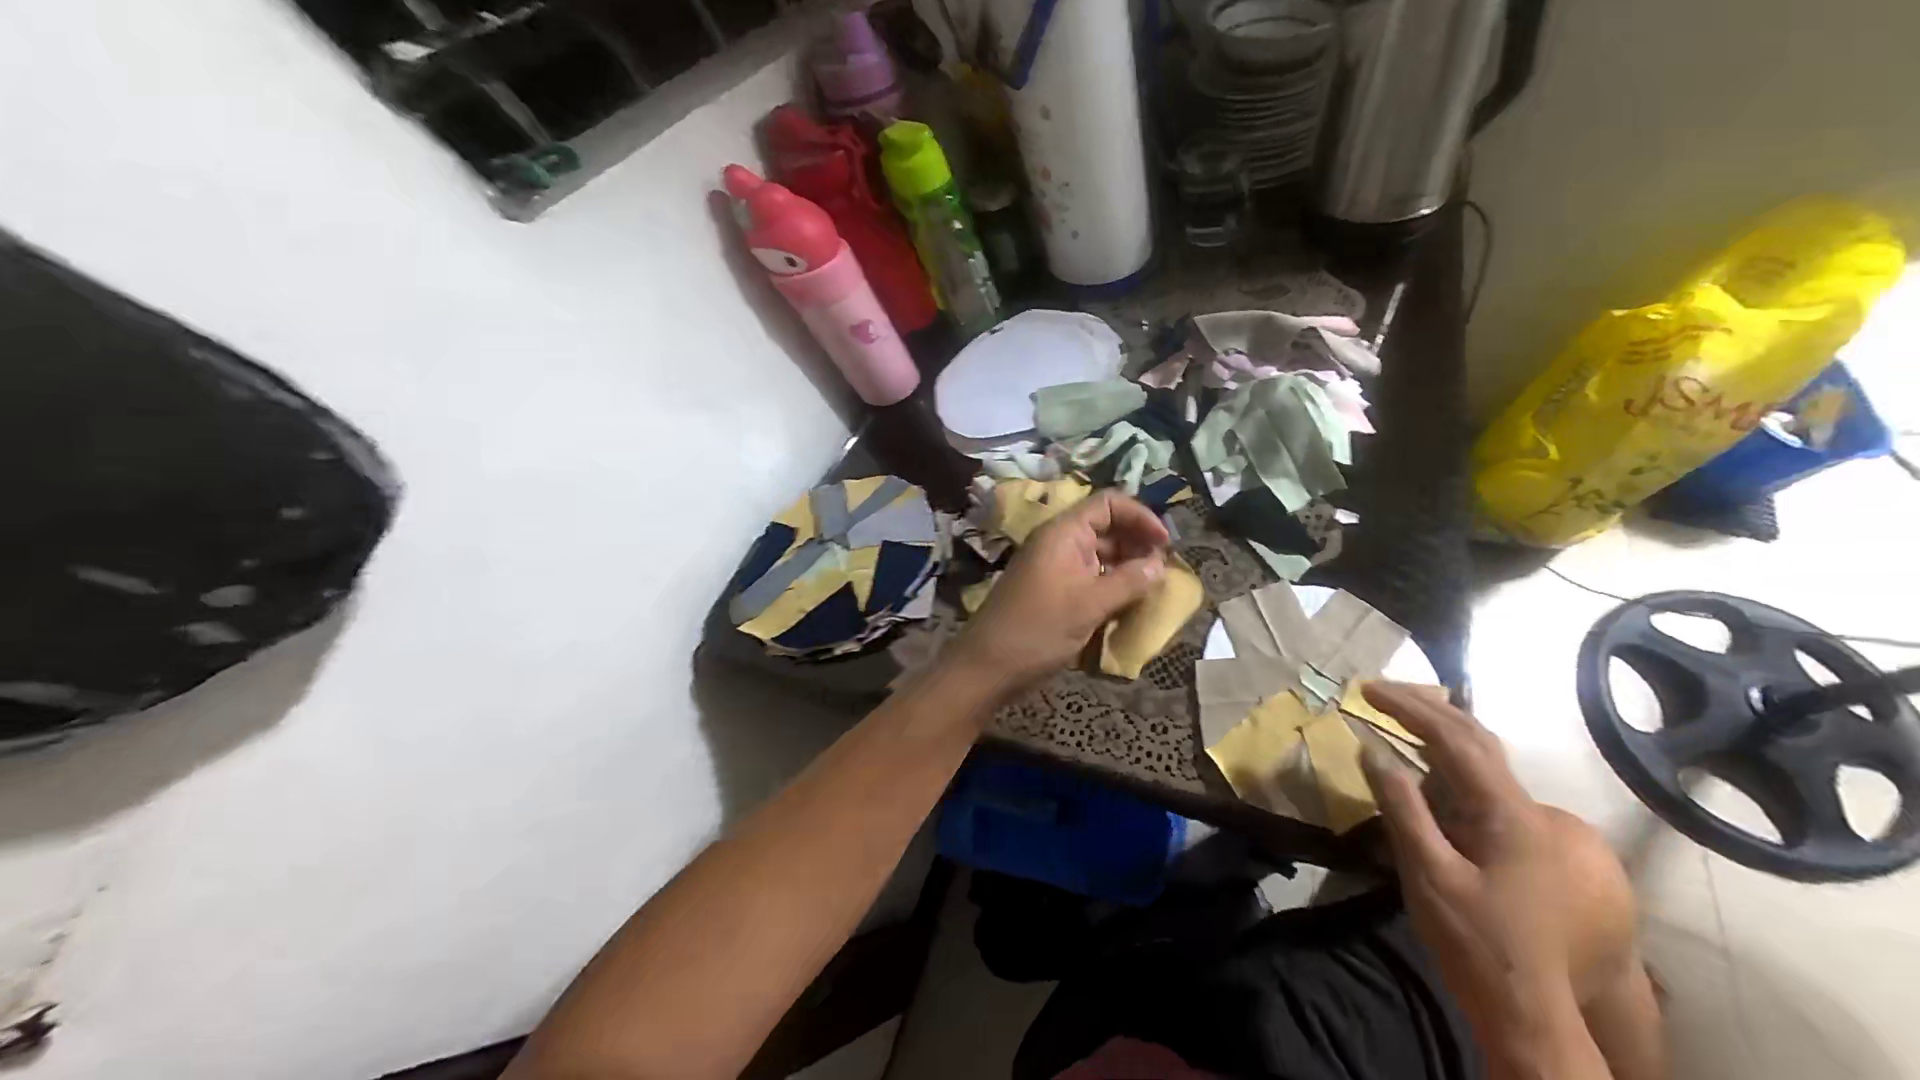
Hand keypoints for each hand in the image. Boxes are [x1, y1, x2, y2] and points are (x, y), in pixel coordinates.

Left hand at [947, 491, 1169, 694]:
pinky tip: (1128, 601)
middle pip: (1105, 526)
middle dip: (1137, 542)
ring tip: (1152, 586)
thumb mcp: (1090, 605)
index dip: (1141, 516)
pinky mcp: (1051, 590)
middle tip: (1163, 567)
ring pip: (1098, 553)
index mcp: (1063, 533)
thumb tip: (1160, 564)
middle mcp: (1058, 542)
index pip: (1108, 503)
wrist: (987, 666)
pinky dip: (1110, 583)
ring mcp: (1053, 566)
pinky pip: (1088, 575)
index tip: (1166, 543)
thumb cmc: (1038, 630)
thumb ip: (1129, 581)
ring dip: (1126, 565)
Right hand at [1357, 683, 1584, 1050]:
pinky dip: (1452, 757)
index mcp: (1511, 815)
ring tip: (1400, 712)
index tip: (1367, 689)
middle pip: (1479, 739)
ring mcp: (1535, 826)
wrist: (1528, 1007)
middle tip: (1380, 690)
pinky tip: (1430, 760)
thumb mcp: (1427, 874)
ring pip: (1487, 759)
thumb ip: (1402, 808)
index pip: (1456, 740)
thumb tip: (1372, 750)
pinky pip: (1488, 782)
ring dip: (1441, 728)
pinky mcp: (1528, 842)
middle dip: (1428, 706)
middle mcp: (1531, 811)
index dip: (1410, 708)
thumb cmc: (1475, 940)